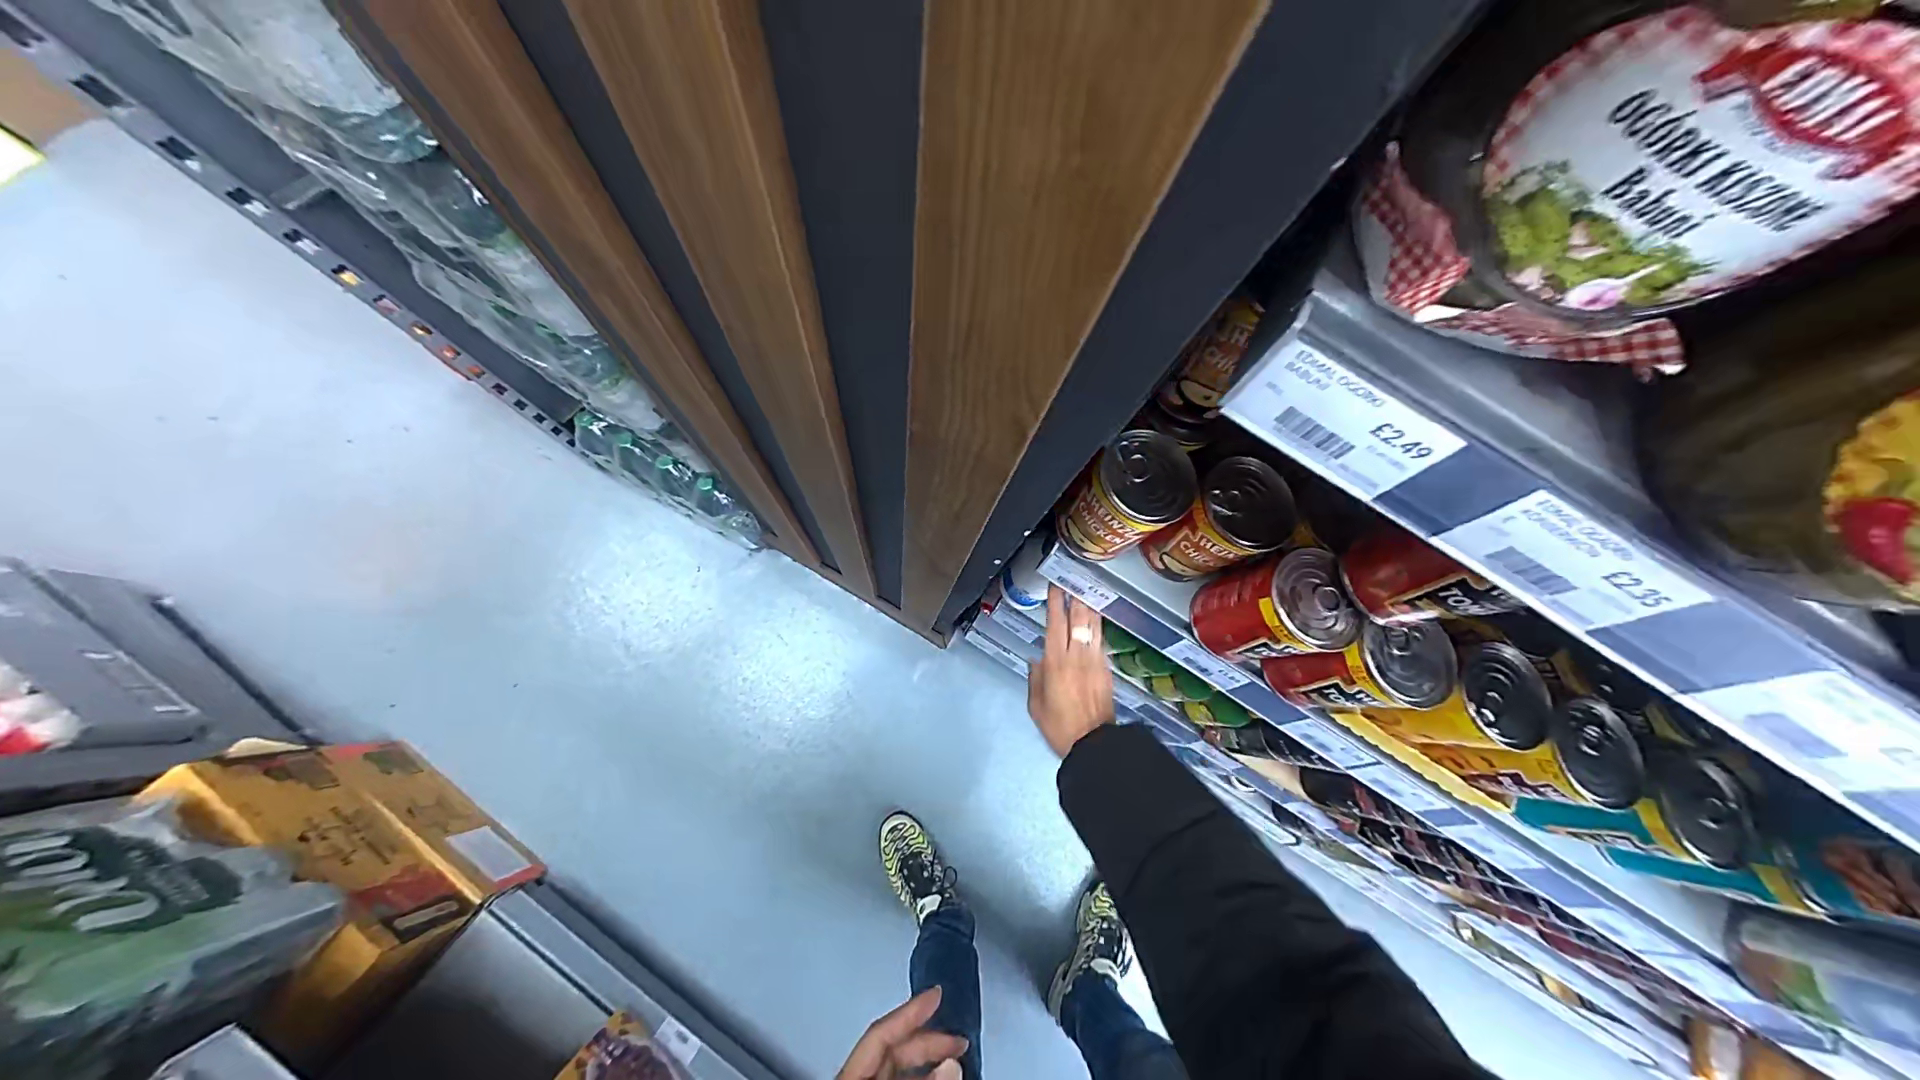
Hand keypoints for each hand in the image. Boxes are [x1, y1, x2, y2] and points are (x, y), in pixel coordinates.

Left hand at [835, 987, 967, 1079]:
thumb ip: (923, 1078)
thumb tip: (951, 1063)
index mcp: (849, 1069)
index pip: (882, 1029)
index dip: (912, 1009)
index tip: (937, 992)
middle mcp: (855, 1070)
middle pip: (893, 1046)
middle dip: (929, 1039)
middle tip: (958, 1038)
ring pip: (898, 1066)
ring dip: (929, 1061)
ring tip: (955, 1059)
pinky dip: (920, 1076)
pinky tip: (938, 1075)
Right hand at [1027, 585, 1115, 756]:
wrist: (1093, 742)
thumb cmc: (1059, 726)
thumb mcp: (1036, 705)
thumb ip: (1036, 679)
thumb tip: (1036, 661)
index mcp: (1055, 663)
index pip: (1055, 624)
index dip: (1055, 604)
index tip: (1055, 588)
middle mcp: (1076, 657)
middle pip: (1077, 620)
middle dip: (1074, 599)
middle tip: (1073, 584)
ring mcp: (1094, 662)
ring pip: (1093, 628)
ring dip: (1089, 609)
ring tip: (1086, 595)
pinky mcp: (1106, 670)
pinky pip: (1100, 643)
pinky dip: (1097, 629)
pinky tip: (1095, 623)